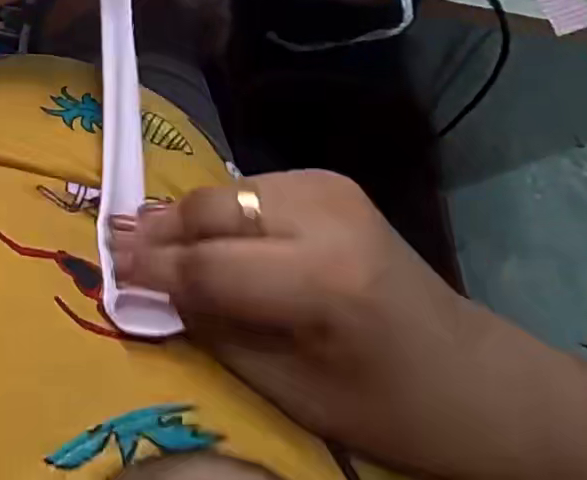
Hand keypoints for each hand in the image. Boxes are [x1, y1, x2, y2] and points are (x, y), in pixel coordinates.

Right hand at [116, 173, 586, 479]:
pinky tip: (202, 232)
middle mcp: (327, 214)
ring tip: (145, 236)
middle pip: (214, 207)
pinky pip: (251, 188)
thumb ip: (217, 332)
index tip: (107, 267)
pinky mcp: (330, 179)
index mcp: (326, 280)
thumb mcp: (294, 392)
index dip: (154, 268)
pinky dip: (220, 210)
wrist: (479, 377)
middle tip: (114, 242)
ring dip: (186, 216)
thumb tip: (150, 291)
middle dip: (160, 228)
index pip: (212, 266)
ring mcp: (330, 186)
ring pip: (227, 189)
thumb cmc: (390, 408)